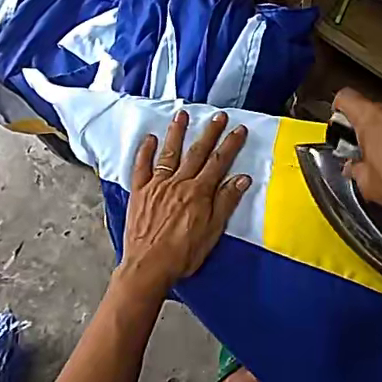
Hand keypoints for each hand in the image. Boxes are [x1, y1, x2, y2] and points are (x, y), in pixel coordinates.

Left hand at [116, 110, 250, 296]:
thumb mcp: (213, 230)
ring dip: (177, 133)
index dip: (230, 144)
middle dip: (209, 132)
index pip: (219, 162)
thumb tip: (241, 179)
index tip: (239, 130)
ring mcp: (157, 186)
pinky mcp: (140, 193)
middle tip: (218, 116)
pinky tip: (150, 139)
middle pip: (197, 152)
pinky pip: (142, 167)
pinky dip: (146, 152)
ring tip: (183, 115)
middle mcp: (178, 183)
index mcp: (199, 192)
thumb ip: (226, 201)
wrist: (148, 267)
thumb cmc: (184, 252)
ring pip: (170, 153)